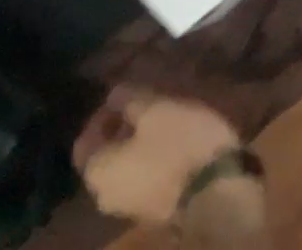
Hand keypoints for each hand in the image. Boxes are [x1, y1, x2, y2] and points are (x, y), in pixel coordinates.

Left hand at [72, 86, 241, 223]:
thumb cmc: (181, 145)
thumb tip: (115, 92)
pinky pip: (148, 178)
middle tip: (150, 109)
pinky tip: (180, 145)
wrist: (215, 190)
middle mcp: (102, 193)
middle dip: (125, 131)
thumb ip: (133, 100)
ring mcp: (129, 205)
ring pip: (129, 169)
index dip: (103, 114)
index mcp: (95, 169)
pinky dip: (157, 160)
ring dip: (143, 147)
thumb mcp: (159, 111)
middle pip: (107, 156)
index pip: (85, 139)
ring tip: (170, 125)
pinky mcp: (156, 209)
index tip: (126, 95)